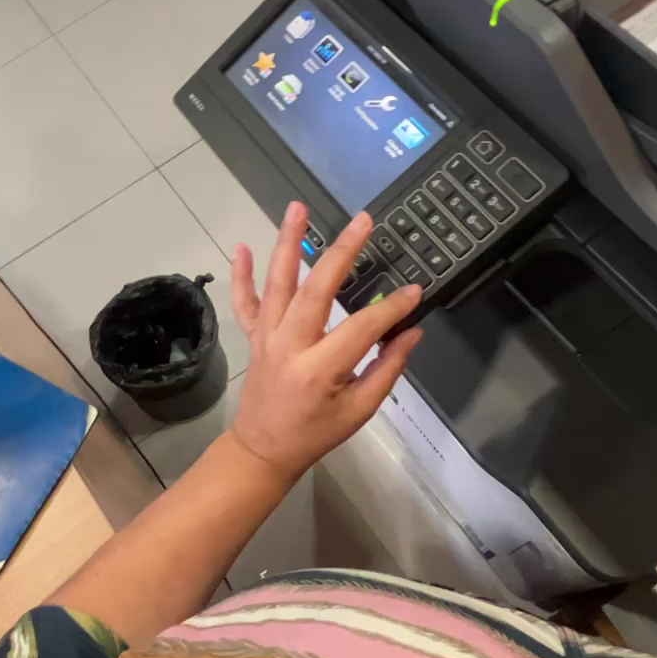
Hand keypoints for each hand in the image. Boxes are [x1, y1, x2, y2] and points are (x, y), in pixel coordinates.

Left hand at [225, 201, 424, 480]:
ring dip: (288, 243)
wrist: (263, 449)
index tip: (415, 290)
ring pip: (276, 285)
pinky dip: (240, 275)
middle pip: (315, 290)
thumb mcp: (359, 411)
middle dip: (341, 252)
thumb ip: (386, 369)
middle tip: (362, 220)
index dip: (392, 308)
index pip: (361, 327)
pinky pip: (245, 303)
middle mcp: (289, 346)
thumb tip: (411, 331)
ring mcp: (266, 338)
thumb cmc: (315, 433)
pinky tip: (241, 246)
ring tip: (297, 208)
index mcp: (319, 369)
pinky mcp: (253, 337)